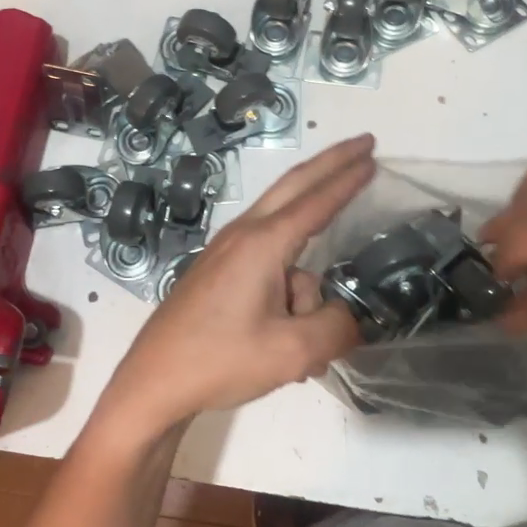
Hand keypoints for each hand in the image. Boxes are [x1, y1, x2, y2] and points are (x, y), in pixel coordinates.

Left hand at [94, 135, 376, 436]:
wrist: (153, 382)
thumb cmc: (220, 361)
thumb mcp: (293, 352)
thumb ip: (336, 327)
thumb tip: (347, 316)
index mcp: (263, 244)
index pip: (316, 200)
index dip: (349, 177)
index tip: (373, 153)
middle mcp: (242, 236)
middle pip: (293, 186)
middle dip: (331, 165)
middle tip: (364, 144)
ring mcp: (224, 252)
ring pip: (284, 244)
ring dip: (306, 282)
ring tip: (307, 344)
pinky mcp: (216, 273)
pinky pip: (266, 266)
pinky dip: (287, 292)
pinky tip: (284, 340)